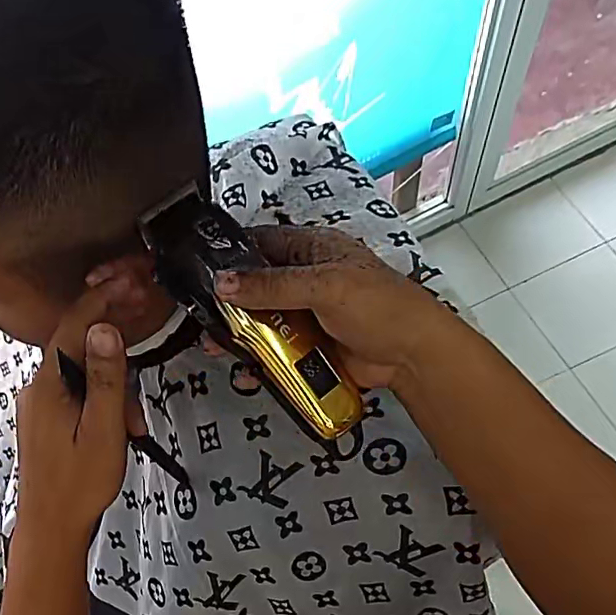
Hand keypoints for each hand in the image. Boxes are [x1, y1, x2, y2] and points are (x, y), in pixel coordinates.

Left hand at [15, 285, 130, 537]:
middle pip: (78, 348)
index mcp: (48, 386)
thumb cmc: (79, 484)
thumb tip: (105, 328)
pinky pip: (75, 394)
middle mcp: (37, 388)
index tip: (129, 281)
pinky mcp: (44, 419)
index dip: (101, 300)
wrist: (50, 527)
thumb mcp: (103, 431)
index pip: (73, 327)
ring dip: (112, 389)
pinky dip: (101, 402)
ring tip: (136, 425)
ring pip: (80, 375)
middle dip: (115, 348)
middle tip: (145, 325)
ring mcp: (38, 404)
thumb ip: (105, 379)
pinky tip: (120, 427)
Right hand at [213, 225, 457, 388]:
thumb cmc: (382, 308)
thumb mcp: (324, 287)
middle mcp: (307, 280)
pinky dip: (261, 362)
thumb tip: (225, 283)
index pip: (263, 243)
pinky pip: (277, 352)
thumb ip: (272, 286)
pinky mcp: (310, 347)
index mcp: (314, 250)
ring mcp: (308, 316)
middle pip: (257, 287)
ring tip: (219, 349)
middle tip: (206, 320)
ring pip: (263, 323)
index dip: (234, 255)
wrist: (411, 356)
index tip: (204, 272)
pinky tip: (248, 371)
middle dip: (231, 305)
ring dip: (241, 336)